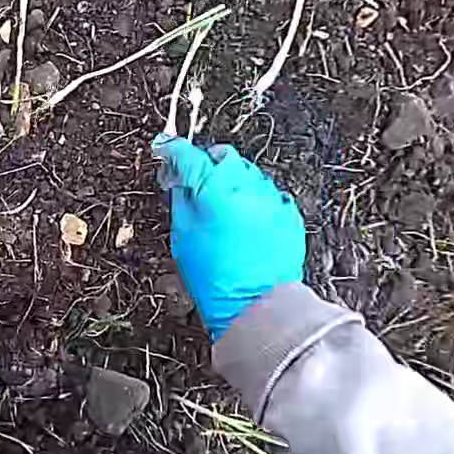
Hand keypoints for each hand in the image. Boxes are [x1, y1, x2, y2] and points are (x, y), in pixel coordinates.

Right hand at [156, 134, 305, 336]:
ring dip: (230, 183)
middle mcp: (245, 185)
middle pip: (222, 156)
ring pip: (245, 173)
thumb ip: (181, 196)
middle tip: (195, 185)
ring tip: (222, 211)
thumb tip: (178, 175)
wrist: (256, 304)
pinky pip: (265, 194)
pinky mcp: (287, 212)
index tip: (165, 148)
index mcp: (214, 188)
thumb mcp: (182, 234)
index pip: (188, 155)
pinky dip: (252, 201)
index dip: (173, 151)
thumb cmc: (214, 275)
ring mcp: (270, 198)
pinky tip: (243, 224)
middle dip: (207, 165)